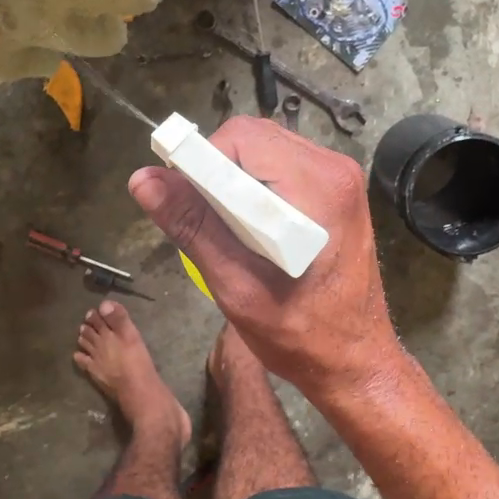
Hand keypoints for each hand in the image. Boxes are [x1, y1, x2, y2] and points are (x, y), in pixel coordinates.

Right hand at [128, 117, 403, 402]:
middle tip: (203, 218)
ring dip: (234, 179)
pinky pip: (282, 165)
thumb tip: (143, 179)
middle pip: (253, 137)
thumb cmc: (299, 333)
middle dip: (216, 170)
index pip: (241, 137)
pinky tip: (250, 227)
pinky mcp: (337, 189)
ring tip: (226, 228)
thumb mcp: (236, 283)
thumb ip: (191, 224)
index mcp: (317, 186)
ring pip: (265, 149)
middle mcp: (333, 168)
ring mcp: (339, 176)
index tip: (186, 201)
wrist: (355, 361)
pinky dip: (255, 186)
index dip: (201, 161)